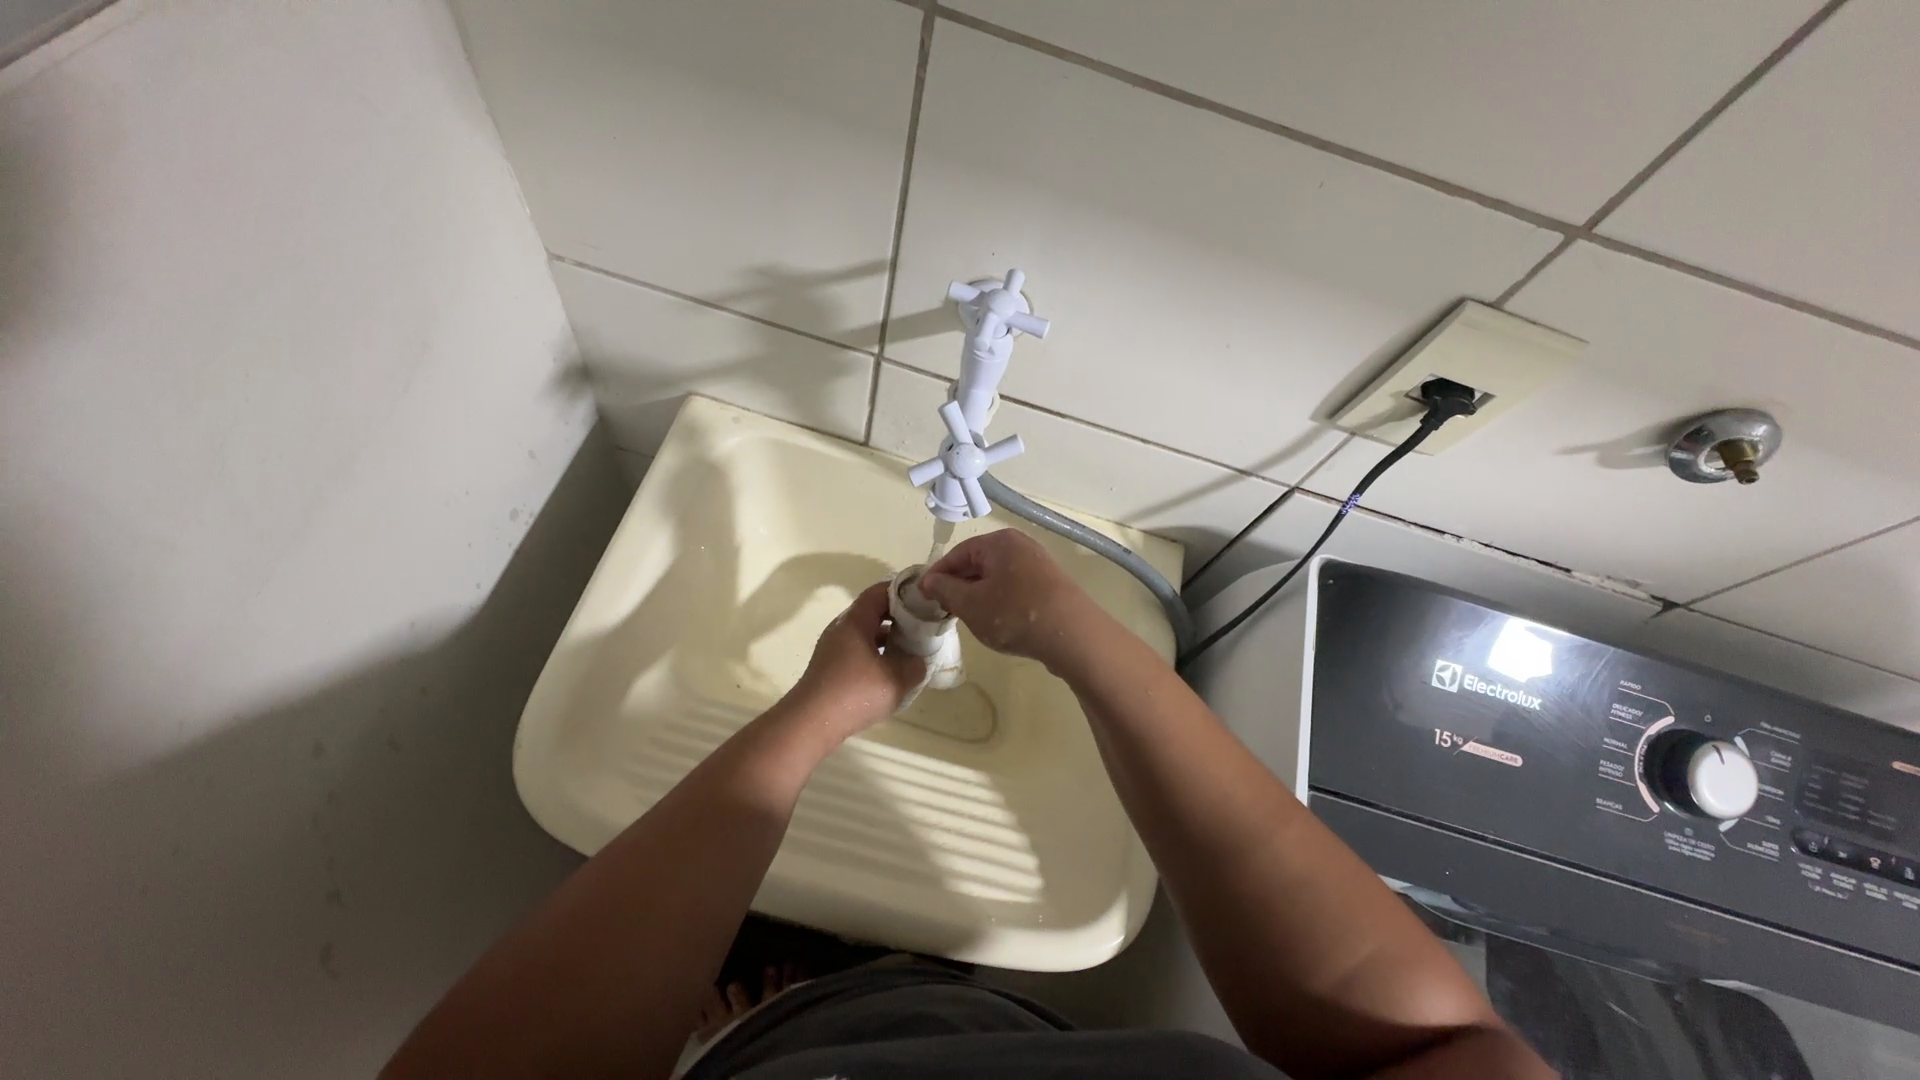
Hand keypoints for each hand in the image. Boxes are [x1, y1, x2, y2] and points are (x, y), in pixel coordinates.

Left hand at [779, 581, 924, 740]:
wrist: (812, 723)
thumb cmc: (855, 693)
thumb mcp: (898, 678)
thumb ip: (917, 664)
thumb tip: (919, 660)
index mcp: (855, 621)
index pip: (880, 591)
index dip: (904, 591)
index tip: (925, 601)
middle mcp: (841, 628)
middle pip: (874, 611)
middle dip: (900, 617)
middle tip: (924, 627)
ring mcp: (833, 648)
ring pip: (866, 633)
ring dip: (889, 638)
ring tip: (912, 650)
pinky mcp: (831, 667)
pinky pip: (860, 650)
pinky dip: (878, 654)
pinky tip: (891, 672)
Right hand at [918, 530, 1094, 667]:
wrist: (1073, 635)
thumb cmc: (1015, 614)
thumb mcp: (971, 604)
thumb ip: (945, 590)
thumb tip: (930, 581)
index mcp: (999, 542)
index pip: (957, 553)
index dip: (938, 575)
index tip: (924, 597)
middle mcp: (1020, 546)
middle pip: (978, 564)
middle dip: (959, 586)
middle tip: (946, 611)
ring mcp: (1039, 565)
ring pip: (997, 578)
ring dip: (980, 596)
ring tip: (971, 619)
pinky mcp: (1050, 586)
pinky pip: (1015, 589)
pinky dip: (1001, 602)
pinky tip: (999, 623)